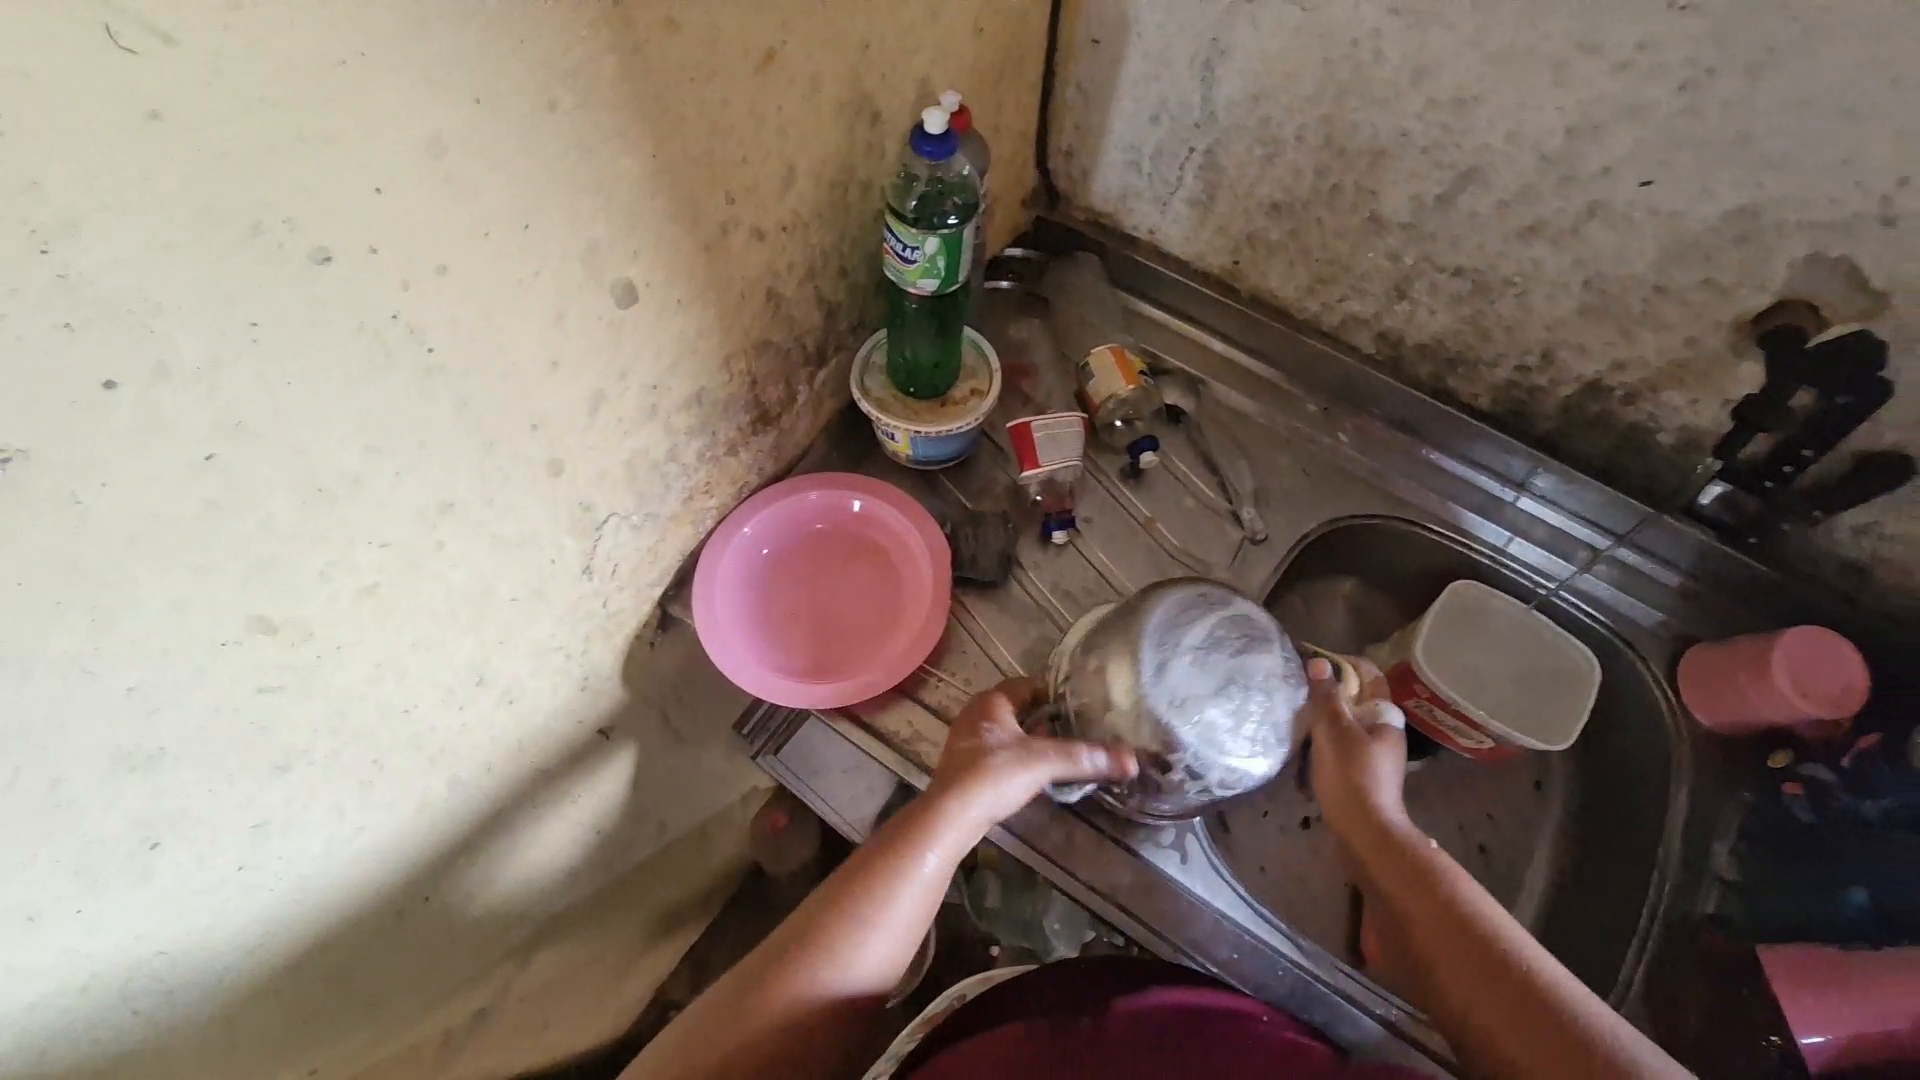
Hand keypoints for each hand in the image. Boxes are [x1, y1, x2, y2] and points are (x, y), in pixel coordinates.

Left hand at [928, 677, 1137, 834]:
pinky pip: (1000, 752)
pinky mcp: (966, 765)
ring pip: (1009, 732)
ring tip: (1062, 751)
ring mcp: (968, 740)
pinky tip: (1036, 773)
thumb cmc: (994, 775)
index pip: (1029, 685)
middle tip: (1077, 729)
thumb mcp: (1044, 762)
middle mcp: (977, 713)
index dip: (1055, 693)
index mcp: (992, 701)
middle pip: (1020, 708)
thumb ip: (1086, 758)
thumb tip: (1131, 760)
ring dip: (1033, 740)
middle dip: (1047, 719)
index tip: (1081, 705)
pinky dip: (1019, 757)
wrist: (951, 815)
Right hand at [1304, 656, 1410, 839]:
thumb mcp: (1334, 730)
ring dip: (1323, 717)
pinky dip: (1323, 740)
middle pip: (1356, 698)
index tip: (1314, 663)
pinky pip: (1341, 744)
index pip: (1368, 674)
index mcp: (1385, 717)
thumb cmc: (1351, 775)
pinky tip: (1305, 748)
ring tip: (1297, 718)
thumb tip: (1320, 663)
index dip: (1342, 663)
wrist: (1365, 831)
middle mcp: (1385, 731)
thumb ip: (1327, 696)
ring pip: (1347, 722)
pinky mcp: (1363, 772)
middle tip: (1300, 691)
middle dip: (1328, 692)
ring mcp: (1375, 753)